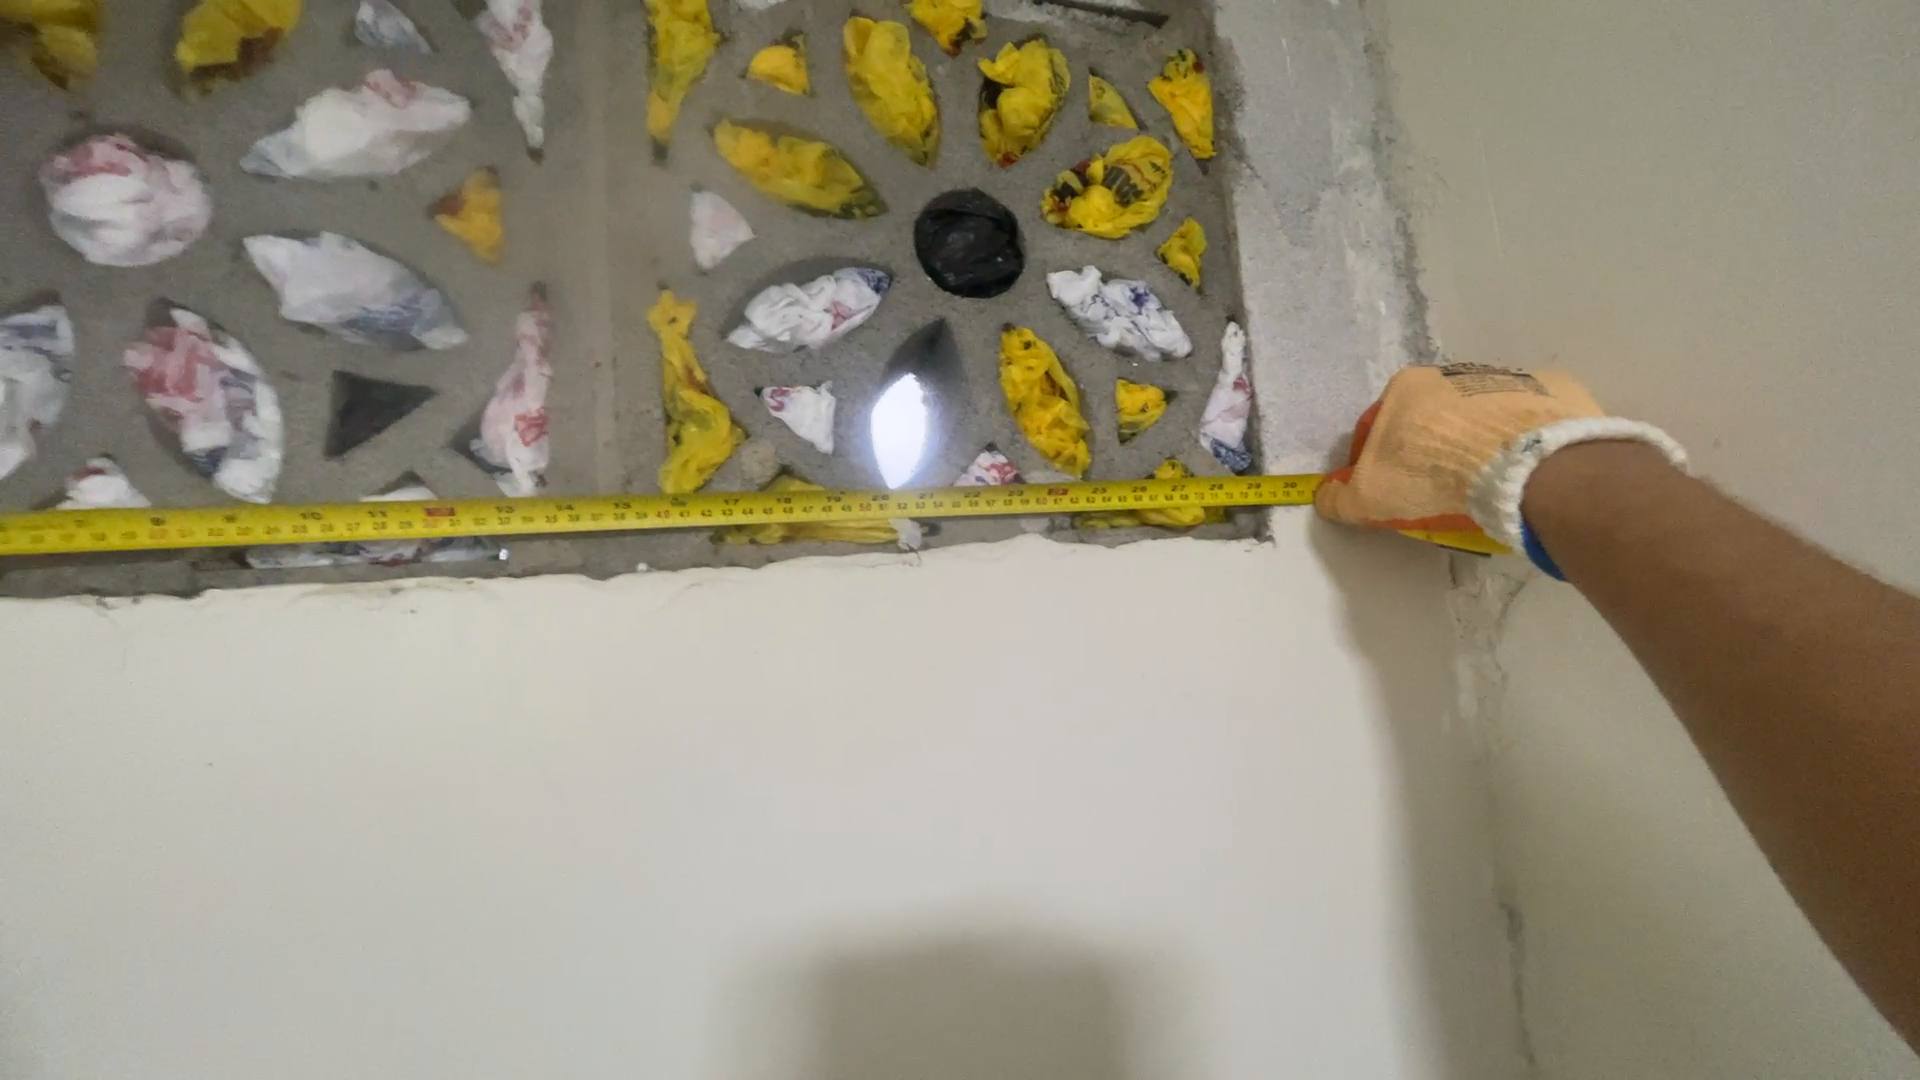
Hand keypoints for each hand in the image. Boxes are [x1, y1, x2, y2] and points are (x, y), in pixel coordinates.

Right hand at [1314, 363, 1608, 538]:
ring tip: (1482, 484)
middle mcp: (1453, 373)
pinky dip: (1519, 442)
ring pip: (1479, 419)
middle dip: (1426, 451)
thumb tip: (1327, 495)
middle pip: (1428, 420)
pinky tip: (1519, 472)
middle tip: (1433, 491)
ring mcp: (1509, 378)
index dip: (1372, 463)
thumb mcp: (1367, 499)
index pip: (1375, 427)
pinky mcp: (1556, 392)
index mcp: (1403, 388)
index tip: (1384, 491)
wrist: (1530, 467)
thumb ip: (1338, 497)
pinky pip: (1527, 421)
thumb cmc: (1434, 476)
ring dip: (1473, 445)